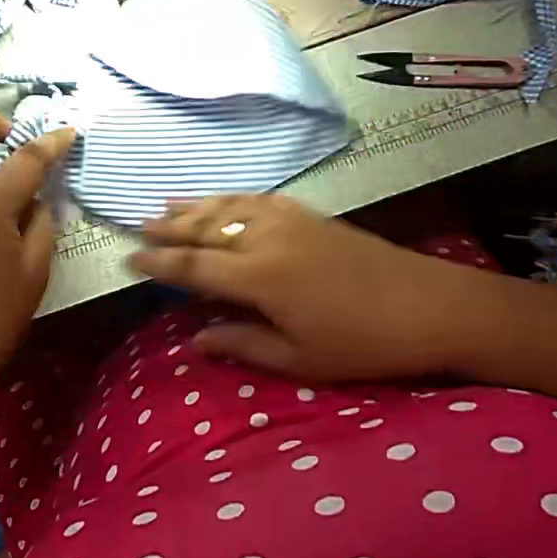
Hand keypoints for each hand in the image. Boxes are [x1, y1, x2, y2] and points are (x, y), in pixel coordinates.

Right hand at [129, 194, 505, 381]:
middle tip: (138, 225)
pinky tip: (225, 201)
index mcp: (260, 276)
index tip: (129, 258)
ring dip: (197, 207)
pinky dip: (233, 199)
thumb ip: (242, 344)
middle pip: (207, 227)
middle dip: (170, 227)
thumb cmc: (362, 343)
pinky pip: (259, 200)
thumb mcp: (299, 358)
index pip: (194, 265)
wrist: (427, 304)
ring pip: (230, 208)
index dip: (159, 262)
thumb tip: (193, 339)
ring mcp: (291, 219)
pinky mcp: (311, 214)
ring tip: (167, 204)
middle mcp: (267, 238)